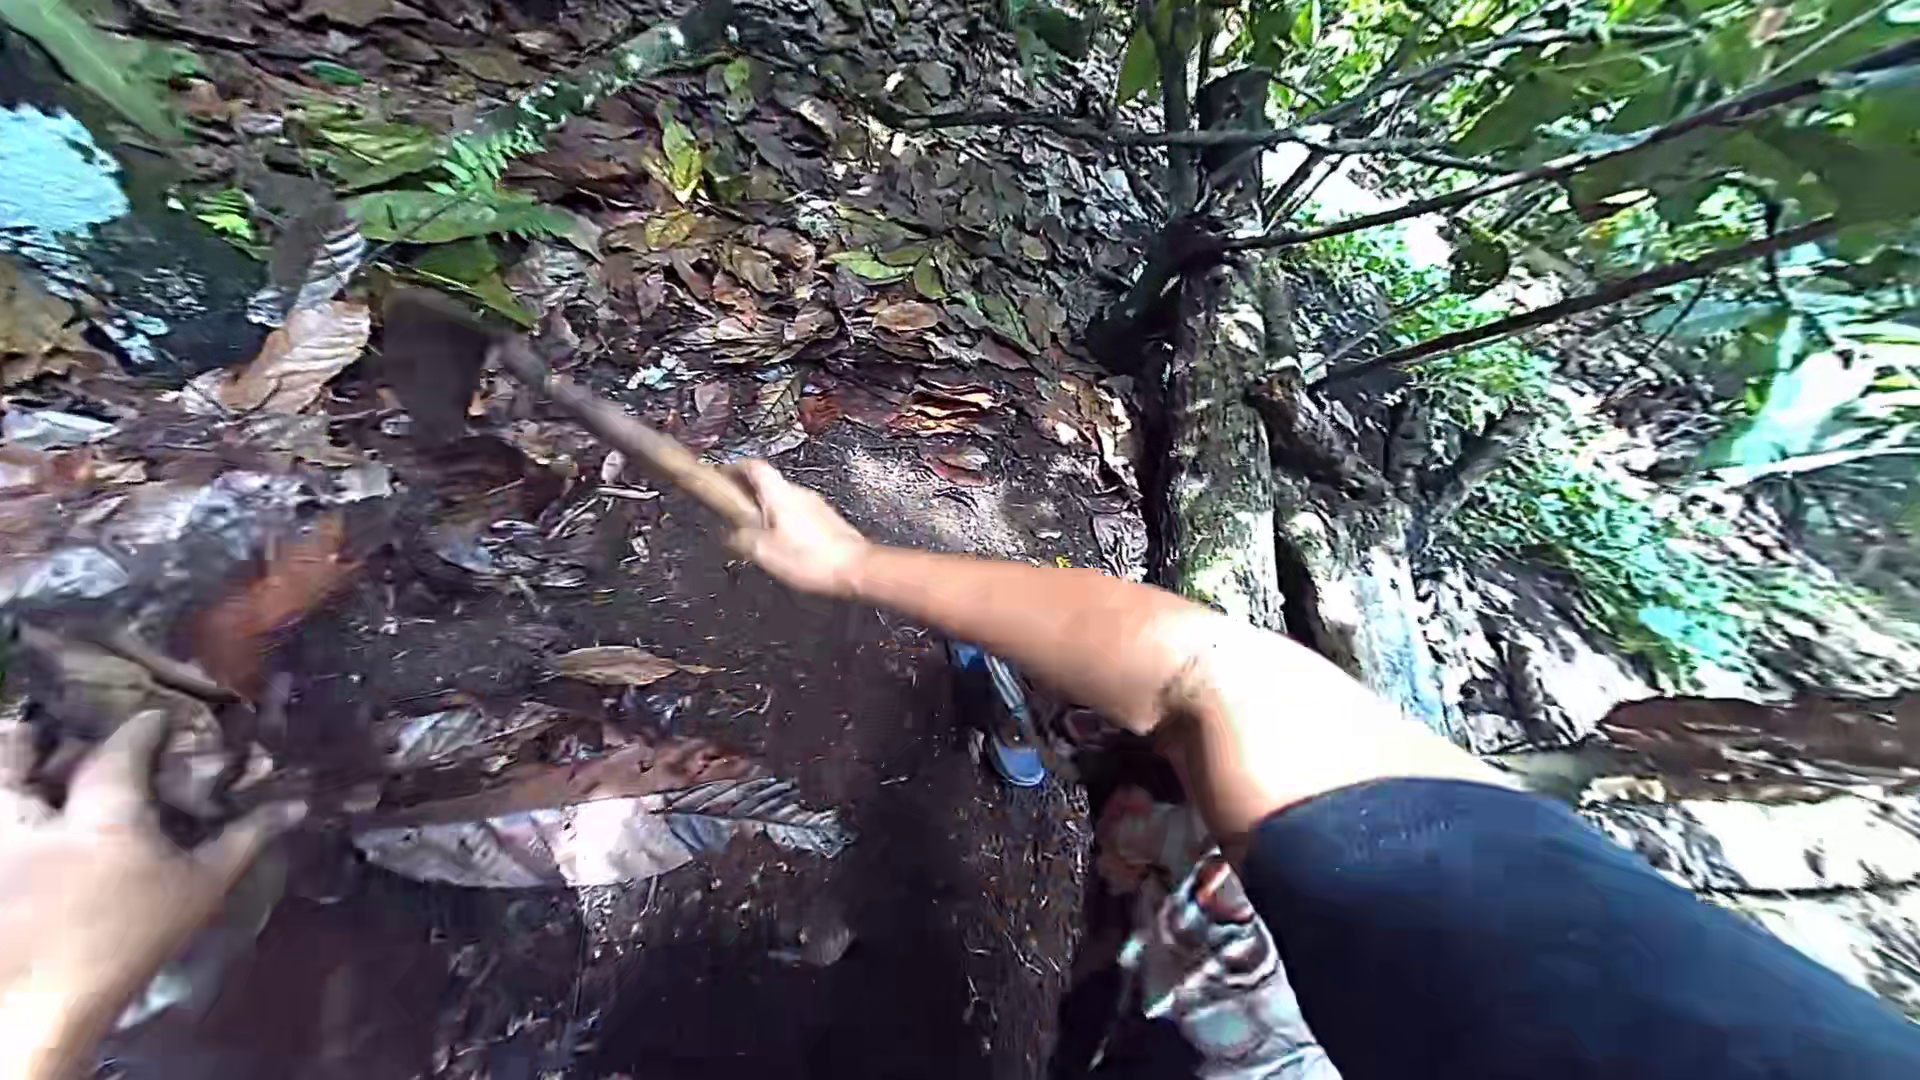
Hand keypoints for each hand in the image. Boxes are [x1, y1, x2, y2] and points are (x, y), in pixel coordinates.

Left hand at [0, 711, 301, 1079]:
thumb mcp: (204, 884)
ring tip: (18, 771)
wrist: (36, 1009)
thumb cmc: (132, 937)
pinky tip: (17, 822)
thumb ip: (247, 836)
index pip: (116, 760)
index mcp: (101, 825)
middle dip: (19, 744)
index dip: (136, 732)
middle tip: (32, 726)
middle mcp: (30, 833)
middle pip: (8, 772)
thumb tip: (300, 804)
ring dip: (2, 780)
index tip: (150, 717)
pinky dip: (3, 822)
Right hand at [723, 459, 872, 597]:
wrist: (856, 568)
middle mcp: (800, 492)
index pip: (754, 466)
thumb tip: (729, 533)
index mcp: (780, 494)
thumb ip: (742, 538)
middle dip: (747, 493)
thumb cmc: (811, 559)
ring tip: (755, 531)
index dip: (733, 468)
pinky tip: (782, 541)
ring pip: (784, 498)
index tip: (719, 478)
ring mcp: (816, 504)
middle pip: (768, 482)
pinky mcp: (827, 518)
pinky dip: (784, 519)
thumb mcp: (765, 552)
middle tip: (733, 512)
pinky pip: (798, 511)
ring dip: (766, 508)